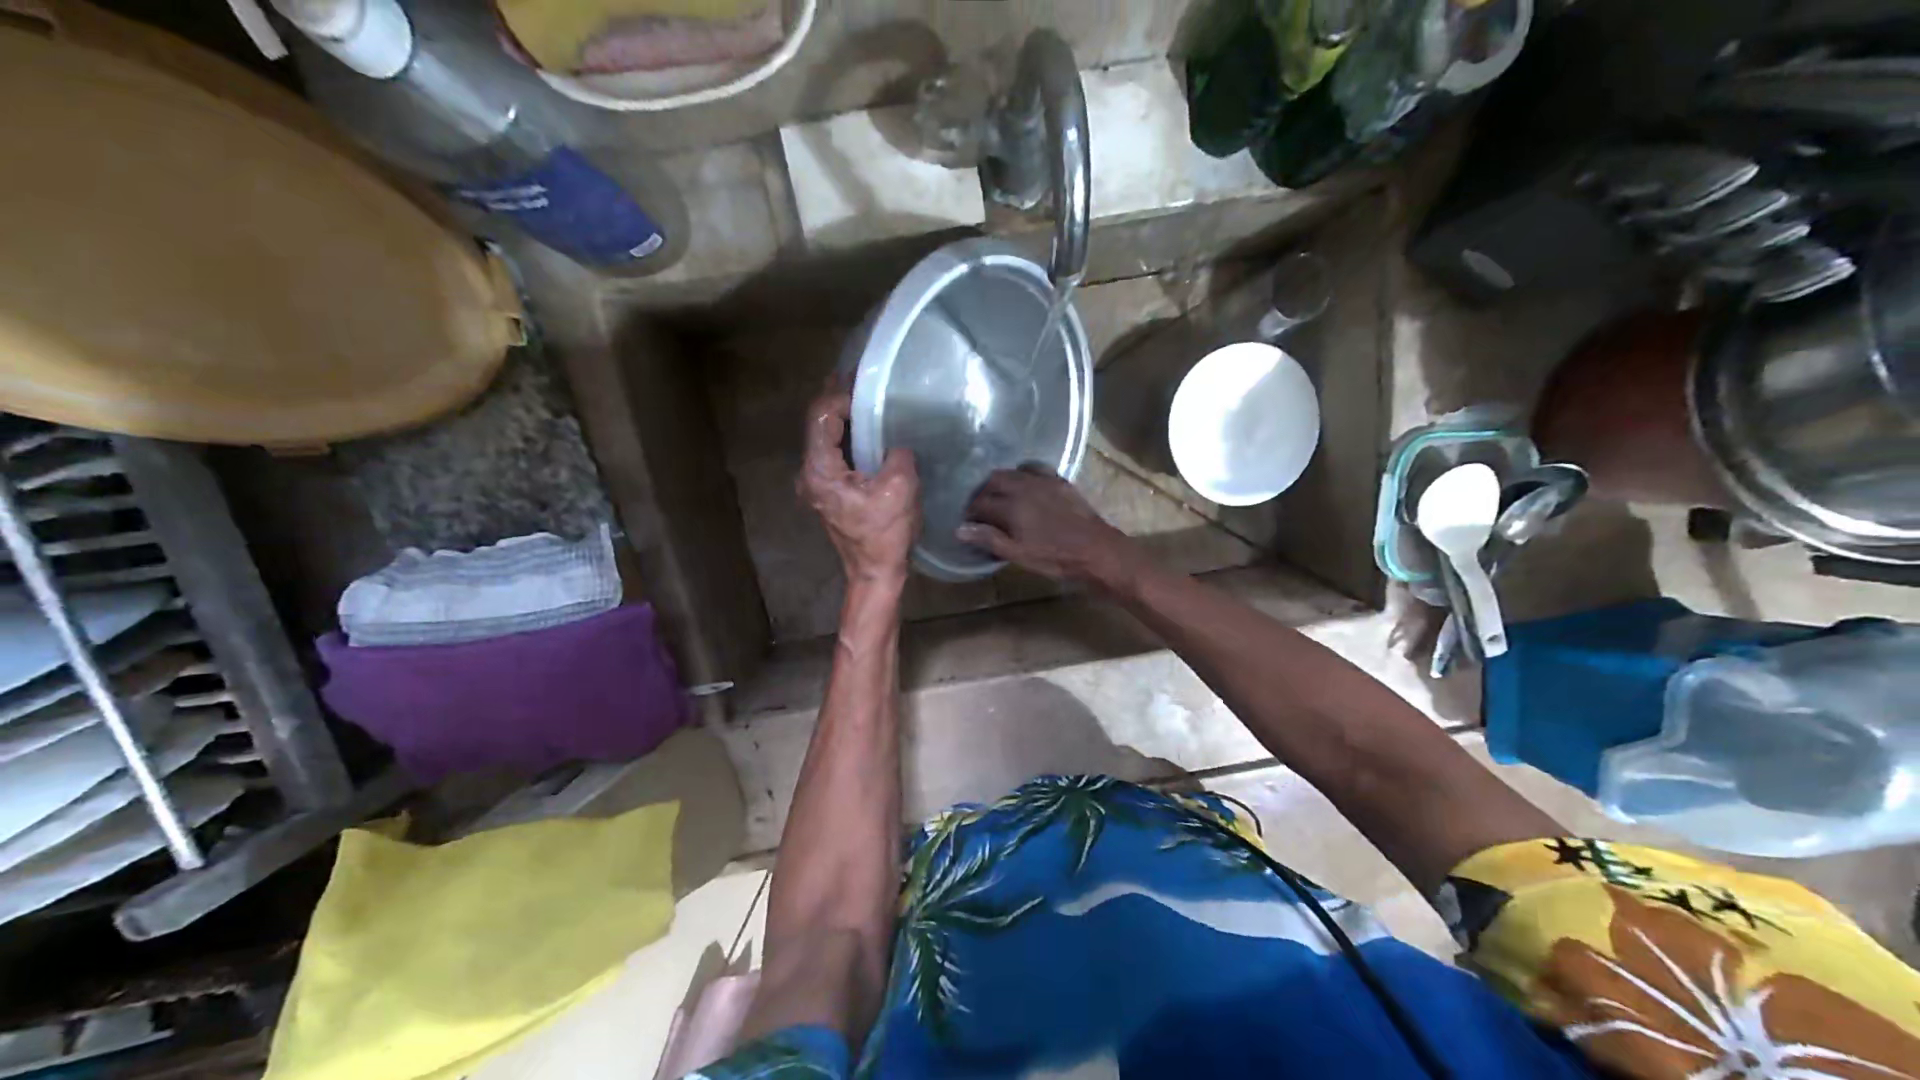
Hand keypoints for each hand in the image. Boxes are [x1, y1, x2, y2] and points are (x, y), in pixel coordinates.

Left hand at [797, 379, 919, 585]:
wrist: (874, 573)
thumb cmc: (885, 534)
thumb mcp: (900, 488)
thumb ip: (898, 453)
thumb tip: (897, 440)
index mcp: (819, 470)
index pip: (821, 416)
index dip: (842, 394)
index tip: (868, 386)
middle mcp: (809, 473)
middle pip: (818, 423)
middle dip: (839, 398)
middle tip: (863, 378)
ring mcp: (815, 483)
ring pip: (824, 437)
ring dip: (843, 416)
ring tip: (865, 395)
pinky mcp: (827, 490)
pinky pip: (833, 452)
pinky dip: (847, 435)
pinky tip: (865, 426)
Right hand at [958, 465, 1141, 588]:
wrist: (1097, 550)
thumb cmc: (1055, 558)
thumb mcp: (1018, 554)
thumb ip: (989, 539)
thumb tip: (959, 529)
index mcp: (1010, 506)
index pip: (980, 503)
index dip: (970, 512)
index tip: (967, 522)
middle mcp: (1023, 487)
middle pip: (993, 481)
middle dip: (982, 492)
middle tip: (979, 508)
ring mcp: (1043, 481)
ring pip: (1012, 472)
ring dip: (1000, 481)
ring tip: (999, 496)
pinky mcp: (1060, 481)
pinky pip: (1036, 468)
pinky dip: (1023, 472)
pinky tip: (1025, 483)